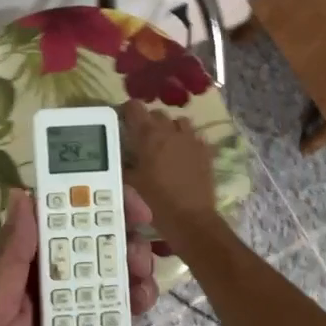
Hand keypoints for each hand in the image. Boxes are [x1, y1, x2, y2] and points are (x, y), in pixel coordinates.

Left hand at [0, 188, 158, 325]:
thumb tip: (22, 194)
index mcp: (22, 272)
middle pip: (91, 242)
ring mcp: (79, 316)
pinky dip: (139, 298)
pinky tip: (146, 297)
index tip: (110, 183)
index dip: (81, 196)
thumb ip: (9, 258)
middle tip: (142, 218)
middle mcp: (52, 286)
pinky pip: (124, 313)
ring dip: (131, 259)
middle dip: (117, 224)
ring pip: (113, 272)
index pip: (54, 221)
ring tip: (142, 265)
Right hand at [118, 100, 218, 235]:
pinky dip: (187, 140)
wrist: (191, 218)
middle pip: (156, 113)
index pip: (134, 106)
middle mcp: (169, 130)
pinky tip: (183, 155)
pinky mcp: (205, 150)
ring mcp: (190, 138)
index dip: (128, 111)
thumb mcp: (131, 181)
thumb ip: (124, 161)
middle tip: (143, 139)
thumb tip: (120, 152)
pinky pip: (194, 136)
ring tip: (165, 144)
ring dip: (170, 128)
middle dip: (148, 122)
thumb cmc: (156, 200)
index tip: (124, 122)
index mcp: (147, 135)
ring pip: (178, 121)